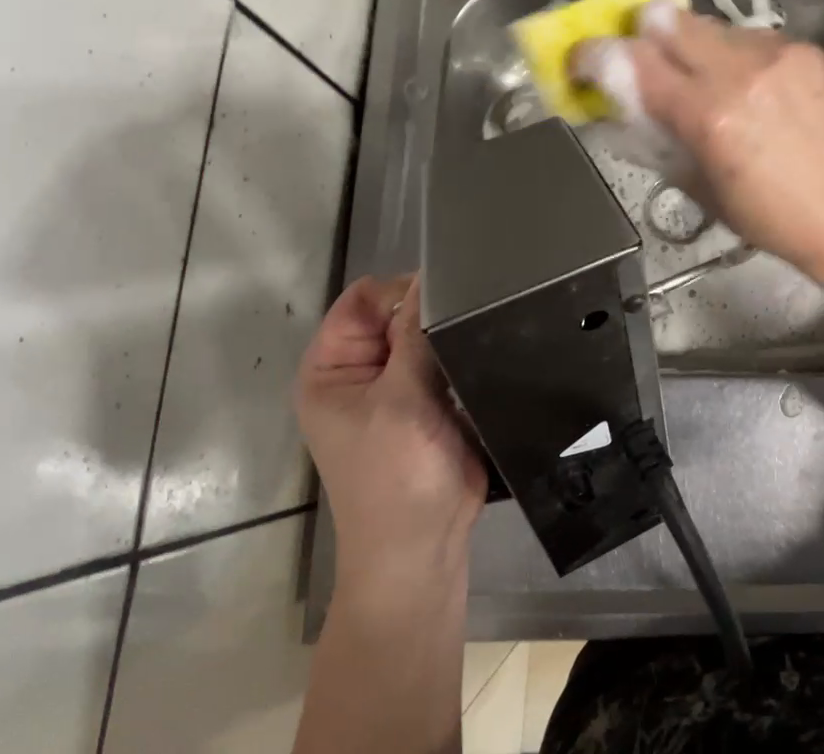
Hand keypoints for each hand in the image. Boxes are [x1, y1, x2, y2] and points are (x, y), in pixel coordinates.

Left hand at [296, 275, 488, 590]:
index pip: (361, 302)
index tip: (448, 289)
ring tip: (487, 330)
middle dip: (431, 312)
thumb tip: (430, 281)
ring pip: (428, 340)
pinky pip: (450, 366)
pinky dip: (466, 358)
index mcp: (330, 370)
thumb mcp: (399, 400)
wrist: (423, 544)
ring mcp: (399, 392)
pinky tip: (493, 352)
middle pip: (397, 317)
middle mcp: (361, 374)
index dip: (400, 290)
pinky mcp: (435, 407)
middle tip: (475, 309)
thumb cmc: (395, 475)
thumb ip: (414, 337)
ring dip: (451, 336)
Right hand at [608, 0, 823, 272]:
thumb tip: (616, 106)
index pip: (630, 61)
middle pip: (666, 20)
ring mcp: (776, 54)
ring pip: (709, 25)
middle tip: (646, 63)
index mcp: (708, 114)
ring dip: (694, 48)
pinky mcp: (803, 50)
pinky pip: (750, 37)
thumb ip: (653, 136)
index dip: (594, 55)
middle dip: (645, 38)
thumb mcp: (696, 185)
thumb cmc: (765, 216)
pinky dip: (736, 56)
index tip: (581, 59)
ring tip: (709, 83)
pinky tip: (751, 89)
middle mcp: (740, 71)